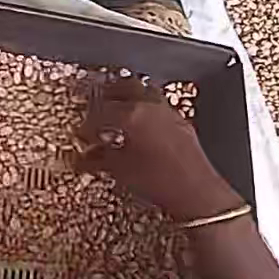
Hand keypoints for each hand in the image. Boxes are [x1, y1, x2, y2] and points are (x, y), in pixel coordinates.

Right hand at [78, 77, 243, 220]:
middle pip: (125, 87)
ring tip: (119, 109)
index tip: (82, 133)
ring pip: (145, 92)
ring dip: (130, 97)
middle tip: (97, 104)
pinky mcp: (181, 122)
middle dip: (108, 94)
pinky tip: (142, 124)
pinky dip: (146, 109)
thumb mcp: (121, 170)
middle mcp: (151, 107)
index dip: (88, 123)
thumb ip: (100, 159)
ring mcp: (168, 112)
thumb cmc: (158, 180)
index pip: (102, 112)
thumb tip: (85, 158)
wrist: (195, 191)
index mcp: (132, 114)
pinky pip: (159, 105)